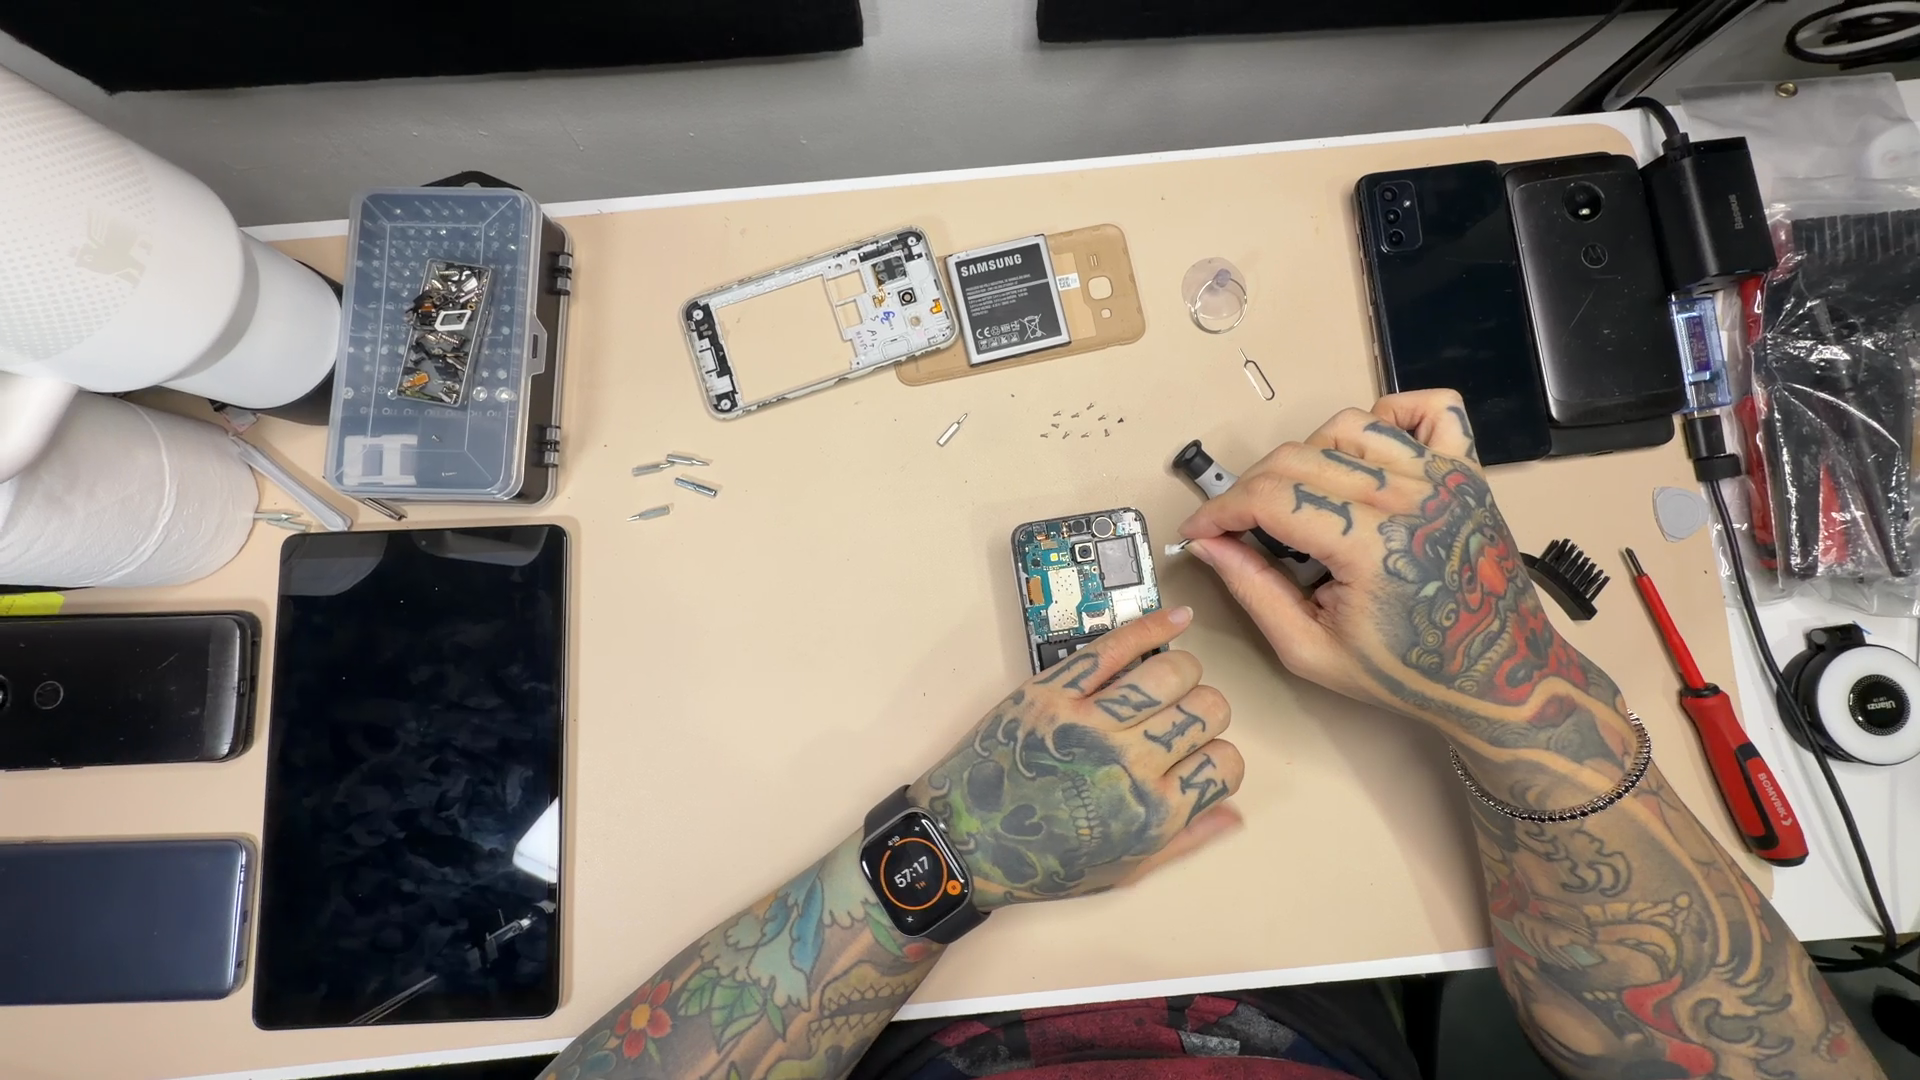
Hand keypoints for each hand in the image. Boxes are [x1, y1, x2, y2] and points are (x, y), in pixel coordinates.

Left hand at [910, 607, 1243, 909]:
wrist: (965, 840)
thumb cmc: (1044, 861)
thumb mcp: (1123, 870)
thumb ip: (1185, 840)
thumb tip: (1234, 810)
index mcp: (1152, 814)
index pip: (1224, 762)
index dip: (1219, 756)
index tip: (1200, 755)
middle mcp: (1129, 762)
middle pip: (1206, 710)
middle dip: (1206, 710)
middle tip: (1183, 716)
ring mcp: (1089, 720)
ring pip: (1171, 671)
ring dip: (1183, 670)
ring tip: (1171, 679)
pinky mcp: (1052, 690)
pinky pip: (1113, 647)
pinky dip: (1152, 627)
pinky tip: (1177, 618)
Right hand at [1177, 390, 1619, 731]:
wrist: (1503, 678)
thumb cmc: (1406, 672)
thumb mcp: (1308, 650)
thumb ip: (1252, 590)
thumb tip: (1207, 544)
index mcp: (1371, 546)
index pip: (1269, 498)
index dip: (1218, 510)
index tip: (1198, 530)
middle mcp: (1409, 497)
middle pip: (1297, 458)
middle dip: (1248, 488)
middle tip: (1238, 525)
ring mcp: (1444, 477)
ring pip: (1347, 426)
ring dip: (1304, 453)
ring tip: (1299, 496)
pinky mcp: (1466, 471)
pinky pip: (1427, 409)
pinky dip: (1388, 417)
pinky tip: (1364, 457)